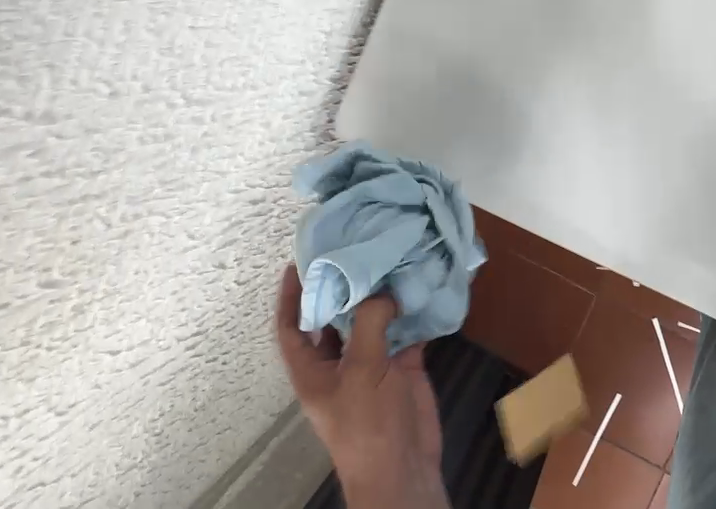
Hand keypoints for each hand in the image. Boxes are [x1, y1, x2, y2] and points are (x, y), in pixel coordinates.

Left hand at [275, 266, 446, 508]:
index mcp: (313, 369)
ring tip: (395, 258)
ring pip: (373, 320)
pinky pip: (406, 330)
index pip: (292, 325)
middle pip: (335, 316)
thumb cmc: (367, 424)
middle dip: (345, 285)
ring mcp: (372, 364)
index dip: (290, 295)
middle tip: (359, 247)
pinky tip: (425, 287)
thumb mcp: (361, 370)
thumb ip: (368, 322)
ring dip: (383, 294)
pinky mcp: (401, 366)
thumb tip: (385, 290)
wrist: (403, 467)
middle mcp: (339, 362)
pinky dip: (415, 311)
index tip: (300, 260)